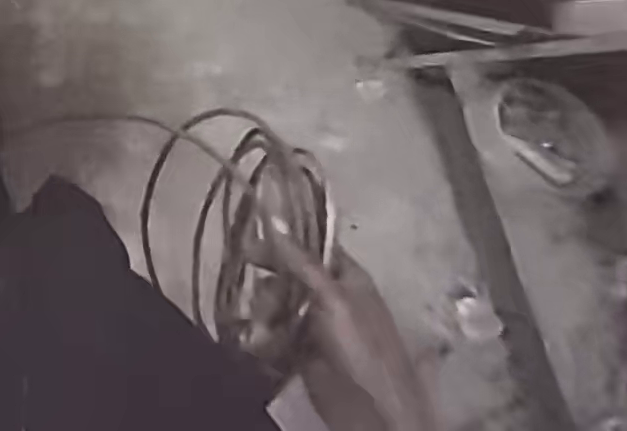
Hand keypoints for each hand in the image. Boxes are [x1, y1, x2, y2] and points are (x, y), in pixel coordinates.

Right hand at [267, 231, 436, 430]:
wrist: (375, 418)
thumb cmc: (361, 350)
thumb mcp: (333, 298)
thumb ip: (301, 260)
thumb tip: (273, 217)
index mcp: (347, 277)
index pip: (312, 244)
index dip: (284, 239)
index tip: (254, 238)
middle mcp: (331, 295)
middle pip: (289, 271)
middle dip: (270, 275)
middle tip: (251, 273)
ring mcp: (316, 323)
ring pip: (278, 298)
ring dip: (266, 305)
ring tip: (265, 321)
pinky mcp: (302, 349)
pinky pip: (276, 327)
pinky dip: (266, 329)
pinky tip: (263, 336)